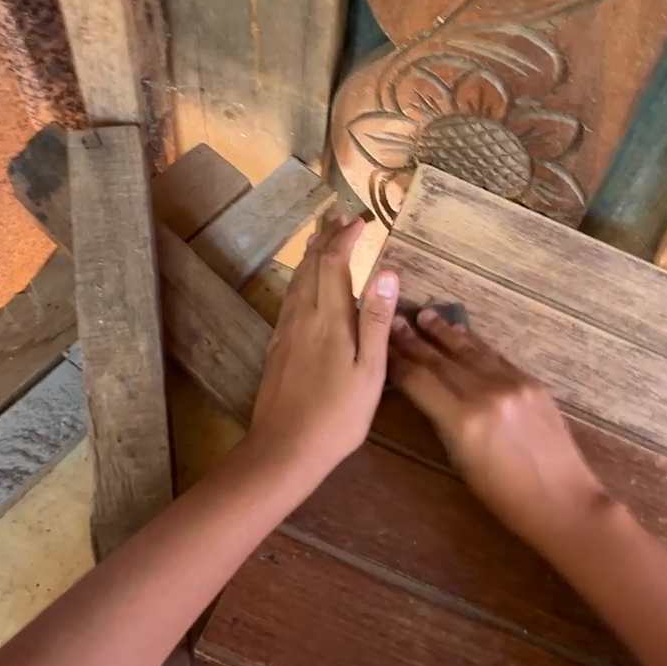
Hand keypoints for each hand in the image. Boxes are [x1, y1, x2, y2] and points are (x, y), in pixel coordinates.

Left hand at [246, 211, 399, 474]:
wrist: (283, 449)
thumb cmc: (337, 415)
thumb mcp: (370, 371)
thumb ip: (376, 320)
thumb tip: (388, 271)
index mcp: (329, 318)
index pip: (335, 262)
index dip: (347, 237)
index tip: (362, 219)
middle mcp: (303, 315)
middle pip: (311, 264)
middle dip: (327, 237)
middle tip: (339, 216)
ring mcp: (287, 330)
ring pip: (297, 279)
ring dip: (312, 253)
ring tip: (322, 236)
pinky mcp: (278, 345)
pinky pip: (291, 296)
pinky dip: (301, 276)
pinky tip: (305, 284)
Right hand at [389, 310, 610, 546]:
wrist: (562, 501)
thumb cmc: (504, 497)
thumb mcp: (461, 462)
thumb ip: (443, 421)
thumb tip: (425, 391)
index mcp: (463, 421)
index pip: (420, 381)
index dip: (398, 363)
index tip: (382, 346)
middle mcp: (485, 394)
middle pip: (441, 361)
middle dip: (415, 340)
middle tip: (394, 320)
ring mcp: (512, 384)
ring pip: (470, 350)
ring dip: (445, 332)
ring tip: (425, 315)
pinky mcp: (531, 382)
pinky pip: (495, 357)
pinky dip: (474, 344)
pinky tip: (461, 334)